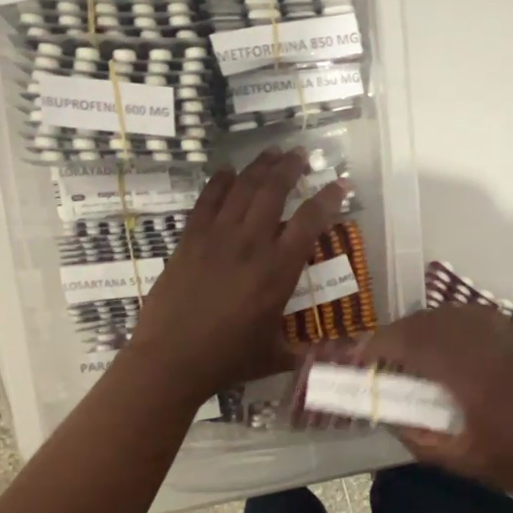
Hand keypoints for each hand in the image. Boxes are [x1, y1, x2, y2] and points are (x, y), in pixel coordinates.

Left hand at [124, 148, 348, 400]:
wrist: (172, 359)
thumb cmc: (228, 360)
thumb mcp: (275, 356)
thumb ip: (301, 351)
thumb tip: (327, 358)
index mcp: (278, 272)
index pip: (310, 222)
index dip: (328, 199)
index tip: (339, 184)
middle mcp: (251, 245)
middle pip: (274, 191)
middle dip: (291, 168)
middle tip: (301, 154)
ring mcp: (217, 238)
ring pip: (242, 188)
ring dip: (260, 166)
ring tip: (273, 152)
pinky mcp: (190, 240)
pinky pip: (207, 200)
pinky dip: (220, 181)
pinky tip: (228, 170)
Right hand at [361, 305, 512, 510]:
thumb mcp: (458, 461)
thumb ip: (416, 436)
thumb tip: (386, 412)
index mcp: (470, 378)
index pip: (413, 343)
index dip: (380, 345)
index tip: (360, 358)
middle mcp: (488, 347)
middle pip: (429, 322)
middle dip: (396, 334)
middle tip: (376, 357)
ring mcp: (507, 339)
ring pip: (451, 313)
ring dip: (421, 325)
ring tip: (405, 350)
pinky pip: (475, 316)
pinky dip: (449, 322)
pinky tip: (442, 343)